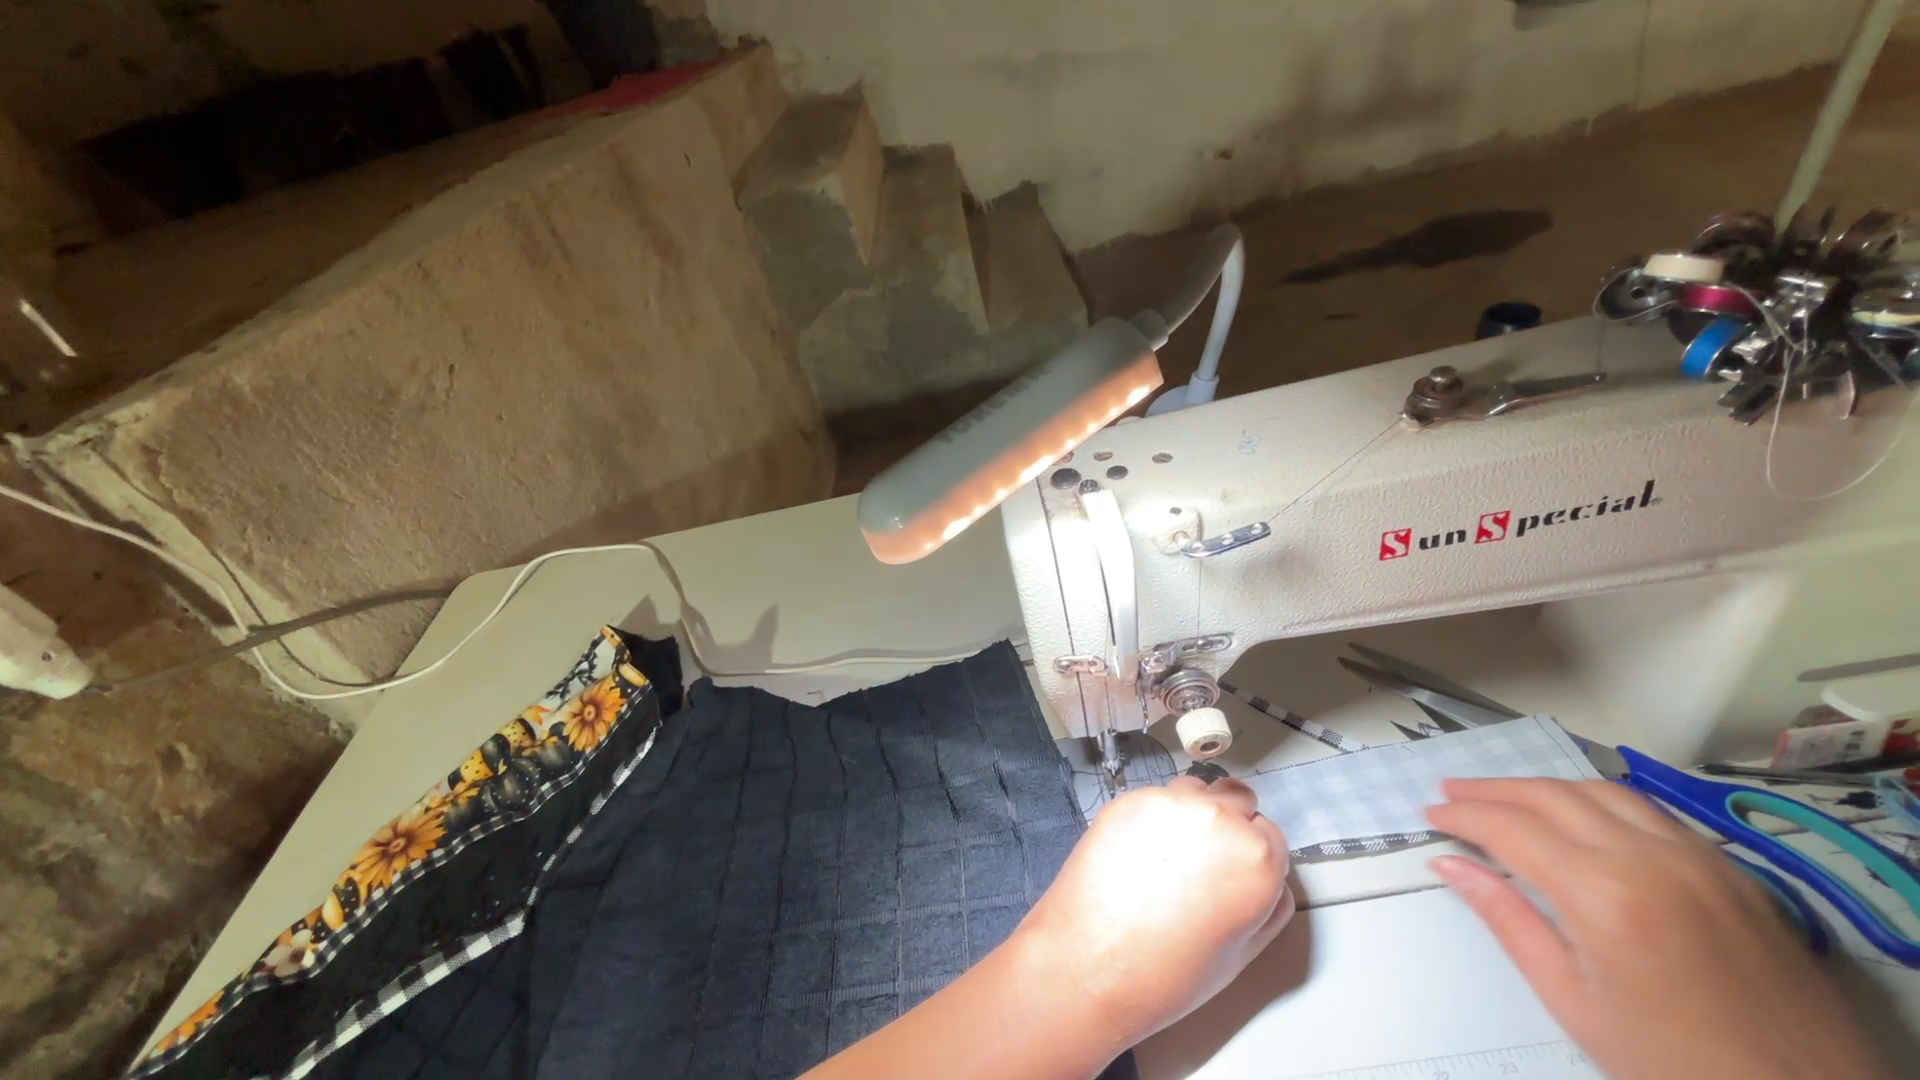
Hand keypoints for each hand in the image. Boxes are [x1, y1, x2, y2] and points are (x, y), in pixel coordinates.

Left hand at [1014, 776, 1294, 1049]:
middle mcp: (1218, 819)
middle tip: (1203, 859)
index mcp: (1257, 859)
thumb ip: (1269, 904)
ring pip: (1195, 790)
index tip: (1234, 870)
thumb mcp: (1243, 952)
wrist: (1089, 966)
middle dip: (1228, 822)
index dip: (1252, 854)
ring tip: (1168, 855)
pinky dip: (1152, 816)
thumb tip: (1267, 876)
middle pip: (1238, 799)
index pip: (1270, 834)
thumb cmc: (1165, 973)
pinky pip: (1154, 797)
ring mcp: (1169, 803)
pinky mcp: (1128, 798)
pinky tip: (1136, 852)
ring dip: (1191, 811)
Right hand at [1427, 778, 1889, 1079]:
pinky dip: (1599, 801)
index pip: (1512, 829)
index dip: (1463, 816)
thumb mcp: (1572, 1001)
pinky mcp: (1733, 872)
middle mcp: (1653, 859)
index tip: (1429, 815)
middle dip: (1493, 790)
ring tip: (1506, 796)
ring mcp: (1701, 860)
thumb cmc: (1674, 1064)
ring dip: (1545, 787)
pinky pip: (1652, 812)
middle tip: (1451, 793)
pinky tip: (1580, 816)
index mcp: (1605, 895)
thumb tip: (1451, 865)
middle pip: (1553, 796)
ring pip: (1603, 792)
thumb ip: (1508, 920)